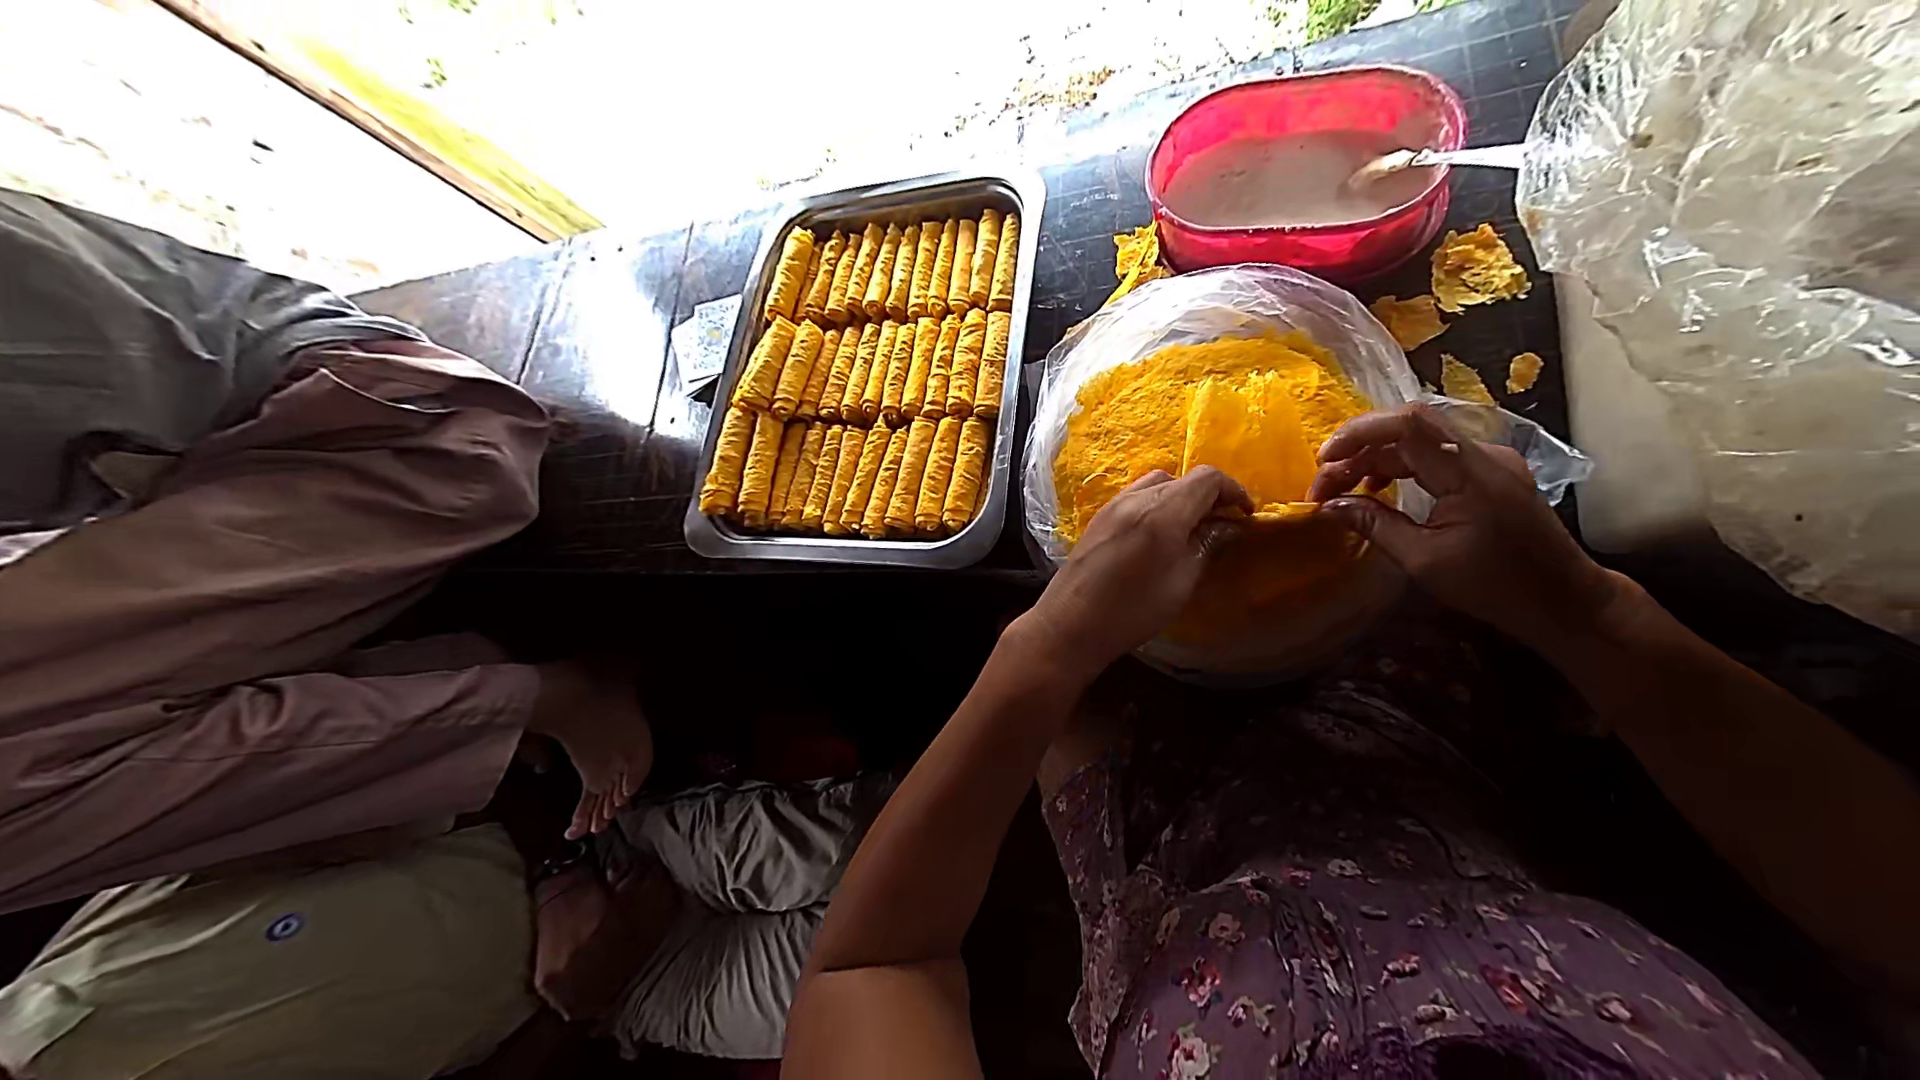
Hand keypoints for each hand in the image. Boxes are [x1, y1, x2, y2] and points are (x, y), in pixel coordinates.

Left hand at [1019, 467, 1251, 678]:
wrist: (1070, 624)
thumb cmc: (1132, 610)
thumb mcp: (1182, 582)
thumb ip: (1207, 546)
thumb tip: (1227, 526)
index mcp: (1162, 511)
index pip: (1207, 478)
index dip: (1233, 491)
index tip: (1245, 515)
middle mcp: (1136, 499)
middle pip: (1182, 478)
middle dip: (1208, 495)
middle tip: (1221, 525)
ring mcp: (1112, 506)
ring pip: (1156, 484)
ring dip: (1180, 498)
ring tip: (1191, 529)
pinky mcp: (1098, 518)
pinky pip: (1135, 497)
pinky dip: (1156, 504)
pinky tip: (1159, 534)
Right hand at [1308, 404, 1620, 641]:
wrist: (1565, 600)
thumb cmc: (1495, 586)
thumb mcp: (1423, 561)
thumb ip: (1374, 524)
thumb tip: (1328, 505)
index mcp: (1470, 474)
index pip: (1407, 425)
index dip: (1357, 433)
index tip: (1324, 461)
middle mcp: (1483, 455)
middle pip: (1407, 428)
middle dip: (1357, 449)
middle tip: (1325, 485)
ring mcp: (1490, 460)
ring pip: (1418, 441)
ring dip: (1373, 459)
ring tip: (1343, 489)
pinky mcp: (1490, 472)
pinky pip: (1434, 454)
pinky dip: (1397, 465)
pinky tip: (1379, 488)